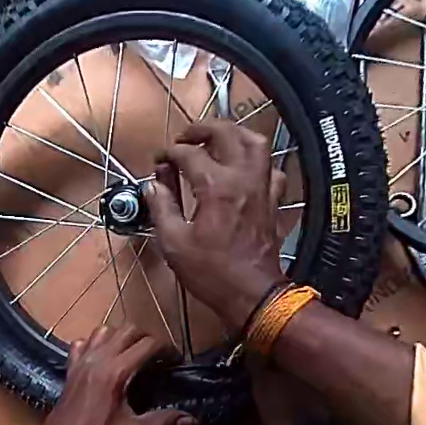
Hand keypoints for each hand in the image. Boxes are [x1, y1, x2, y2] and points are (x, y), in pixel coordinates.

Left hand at [17, 325, 195, 424]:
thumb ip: (163, 423)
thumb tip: (191, 419)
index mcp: (114, 372)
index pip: (147, 344)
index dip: (167, 350)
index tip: (177, 363)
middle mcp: (96, 360)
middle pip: (126, 330)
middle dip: (147, 339)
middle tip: (160, 358)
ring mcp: (80, 363)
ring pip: (103, 332)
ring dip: (121, 338)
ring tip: (135, 356)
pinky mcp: (70, 372)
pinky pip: (82, 345)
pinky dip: (96, 345)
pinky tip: (104, 361)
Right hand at [146, 119, 287, 332]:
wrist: (251, 294)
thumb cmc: (211, 272)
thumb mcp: (173, 242)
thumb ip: (161, 207)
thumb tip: (153, 187)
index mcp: (216, 187)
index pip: (189, 154)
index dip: (168, 154)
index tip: (158, 162)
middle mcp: (243, 179)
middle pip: (226, 134)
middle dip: (201, 130)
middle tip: (184, 138)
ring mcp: (262, 187)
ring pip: (255, 142)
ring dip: (233, 135)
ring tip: (215, 140)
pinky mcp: (272, 200)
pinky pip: (270, 168)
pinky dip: (255, 161)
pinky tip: (242, 168)